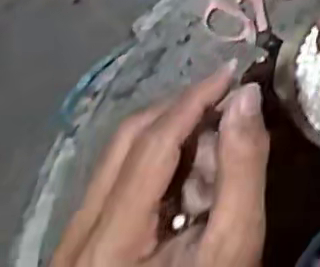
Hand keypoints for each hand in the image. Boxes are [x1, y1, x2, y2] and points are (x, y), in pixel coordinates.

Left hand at [53, 66, 269, 266]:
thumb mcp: (233, 246)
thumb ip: (242, 166)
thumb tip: (248, 95)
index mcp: (108, 243)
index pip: (154, 142)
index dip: (196, 98)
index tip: (236, 71)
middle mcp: (75, 237)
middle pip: (129, 140)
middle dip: (184, 112)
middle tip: (231, 108)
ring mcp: (71, 247)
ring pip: (120, 159)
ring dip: (174, 137)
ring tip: (217, 151)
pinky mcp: (80, 253)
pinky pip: (118, 186)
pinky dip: (160, 167)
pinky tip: (192, 186)